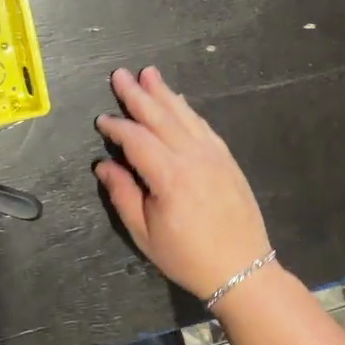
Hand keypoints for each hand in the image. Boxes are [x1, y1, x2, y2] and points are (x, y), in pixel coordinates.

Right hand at [94, 66, 272, 298]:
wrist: (243, 271)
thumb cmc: (187, 256)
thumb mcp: (144, 233)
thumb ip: (122, 194)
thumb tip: (104, 166)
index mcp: (169, 176)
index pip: (136, 139)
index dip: (117, 127)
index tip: (102, 121)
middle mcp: (193, 157)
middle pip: (160, 117)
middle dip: (138, 95)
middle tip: (120, 74)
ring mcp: (214, 156)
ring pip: (184, 115)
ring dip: (164, 93)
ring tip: (148, 73)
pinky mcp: (227, 160)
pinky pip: (204, 126)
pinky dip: (187, 110)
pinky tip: (178, 100)